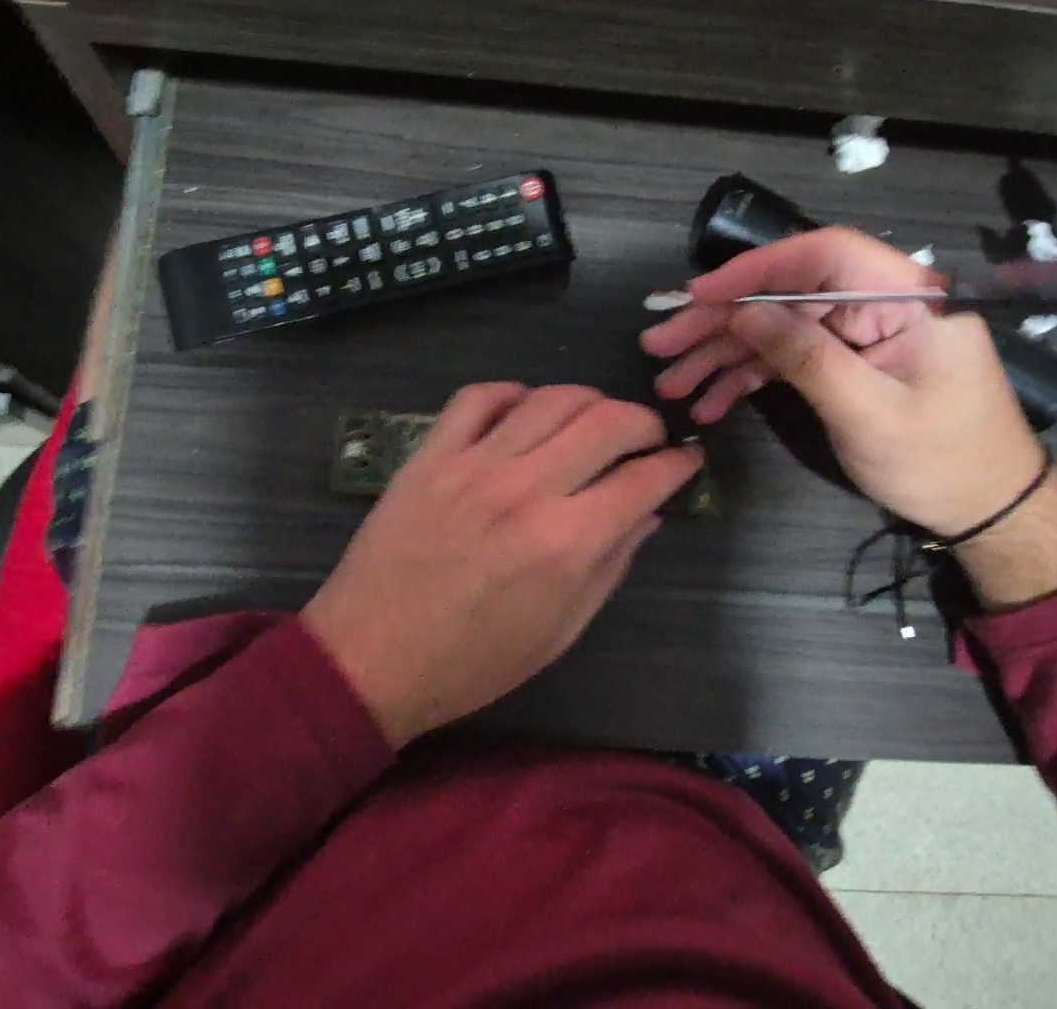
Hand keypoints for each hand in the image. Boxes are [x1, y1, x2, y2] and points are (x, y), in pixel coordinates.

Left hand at [301, 383, 702, 747]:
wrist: (370, 658)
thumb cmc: (472, 663)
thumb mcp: (559, 633)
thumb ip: (610, 568)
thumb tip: (648, 514)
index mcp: (568, 542)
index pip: (645, 479)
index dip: (678, 464)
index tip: (687, 461)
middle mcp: (527, 489)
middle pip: (607, 421)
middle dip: (645, 422)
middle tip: (647, 439)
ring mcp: (473, 465)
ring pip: (549, 398)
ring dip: (588, 401)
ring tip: (593, 422)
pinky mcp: (429, 456)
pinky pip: (477, 398)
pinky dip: (511, 393)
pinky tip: (524, 411)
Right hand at [641, 226, 1046, 538]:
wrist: (986, 506)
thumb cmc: (940, 460)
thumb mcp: (868, 411)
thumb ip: (805, 356)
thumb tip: (743, 314)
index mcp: (905, 297)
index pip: (823, 255)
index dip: (754, 269)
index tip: (698, 295)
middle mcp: (880, 304)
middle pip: (786, 295)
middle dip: (719, 322)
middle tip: (659, 346)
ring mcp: (860, 334)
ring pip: (777, 330)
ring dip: (721, 357)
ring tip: (670, 385)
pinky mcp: (847, 363)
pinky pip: (788, 360)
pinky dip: (747, 380)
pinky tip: (710, 405)